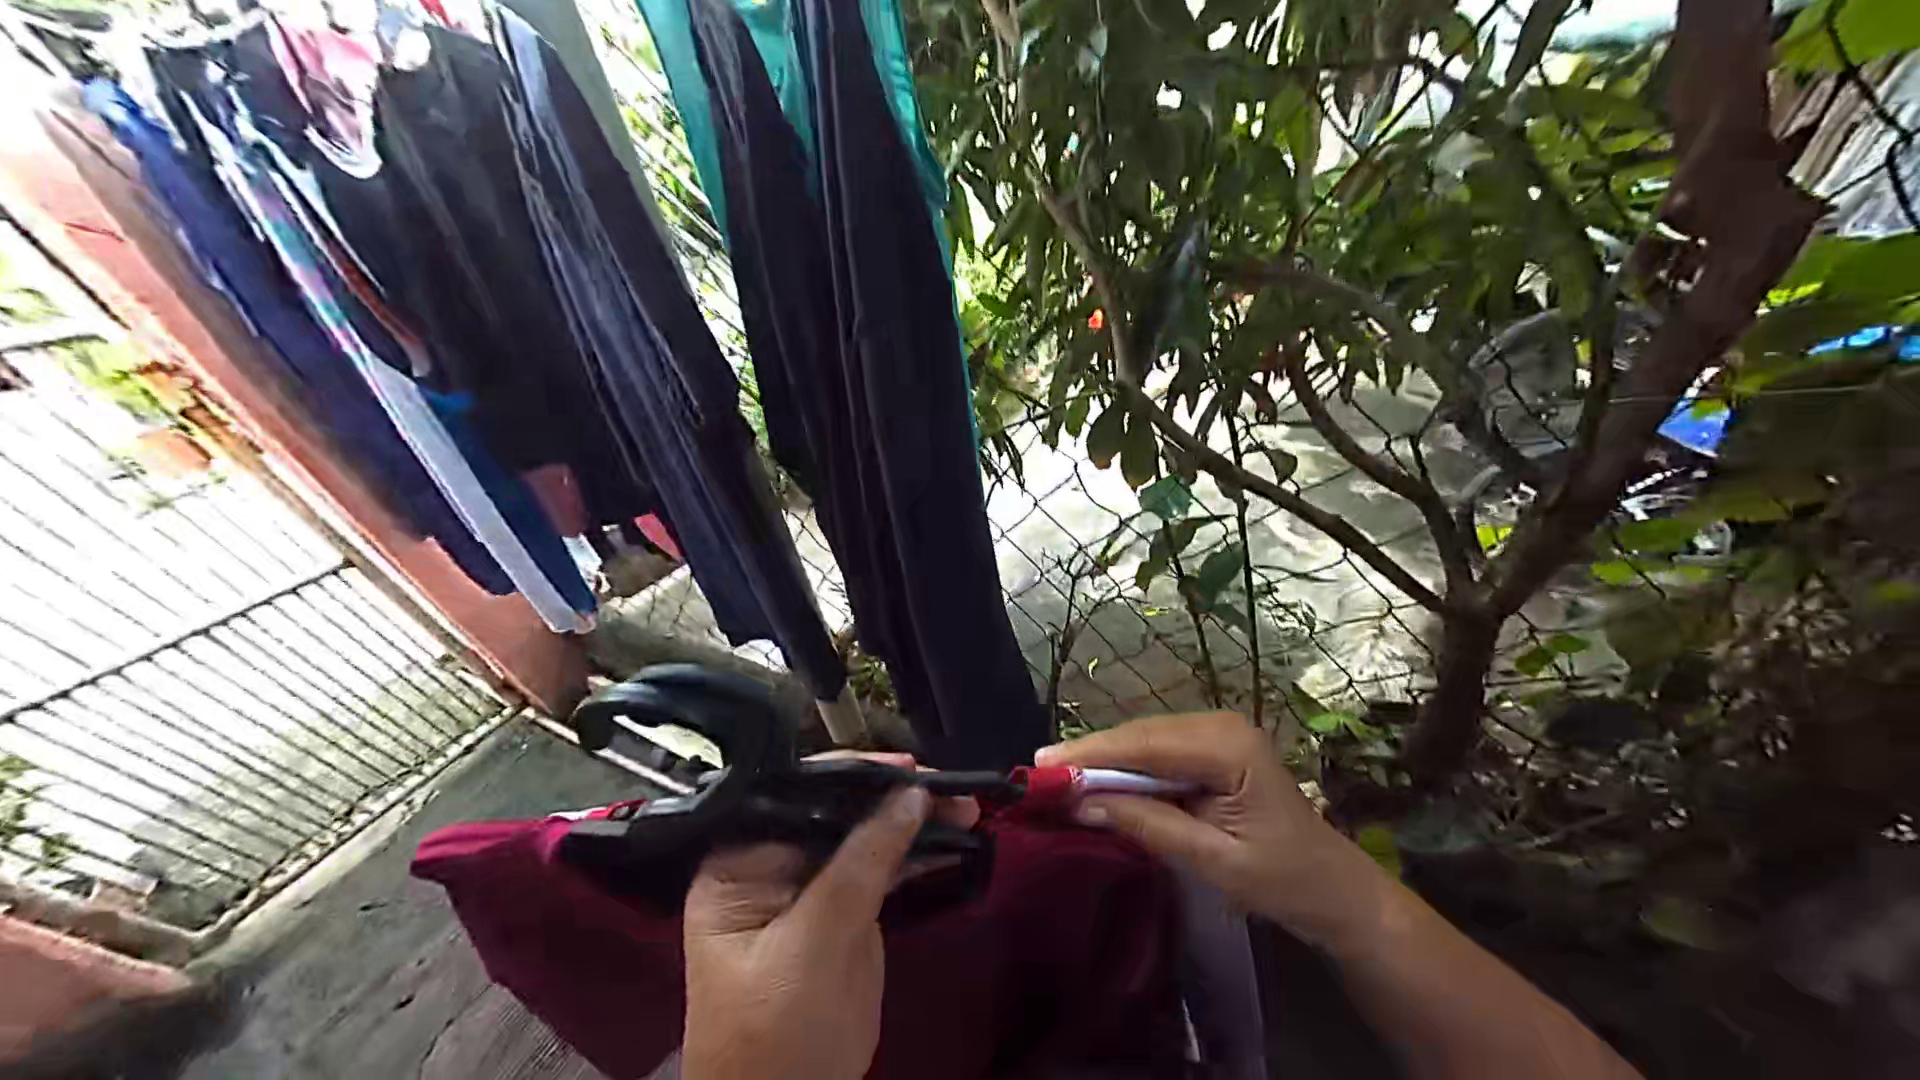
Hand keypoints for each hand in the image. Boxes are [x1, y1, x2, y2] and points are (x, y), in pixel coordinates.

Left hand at [681, 785, 929, 1079]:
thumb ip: (862, 863)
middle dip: (893, 797)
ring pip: (865, 836)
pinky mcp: (842, 912)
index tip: (907, 768)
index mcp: (741, 862)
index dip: (854, 776)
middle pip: (838, 811)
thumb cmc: (776, 1035)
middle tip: (946, 787)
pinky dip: (916, 853)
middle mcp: (773, 864)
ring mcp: (811, 887)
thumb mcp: (815, 943)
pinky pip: (880, 868)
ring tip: (963, 807)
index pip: (798, 797)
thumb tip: (910, 795)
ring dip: (913, 821)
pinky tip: (950, 839)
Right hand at [1036, 711, 1379, 942]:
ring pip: (1143, 739)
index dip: (1090, 753)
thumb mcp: (1214, 861)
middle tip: (1039, 772)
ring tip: (1059, 776)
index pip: (1144, 744)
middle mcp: (1219, 724)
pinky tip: (1099, 777)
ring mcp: (1216, 731)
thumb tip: (1081, 802)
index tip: (1042, 765)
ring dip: (1103, 758)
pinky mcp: (1211, 745)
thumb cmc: (1283, 880)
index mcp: (1229, 747)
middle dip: (1090, 754)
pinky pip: (1156, 749)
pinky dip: (1125, 765)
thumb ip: (1148, 824)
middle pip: (1139, 734)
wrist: (1335, 888)